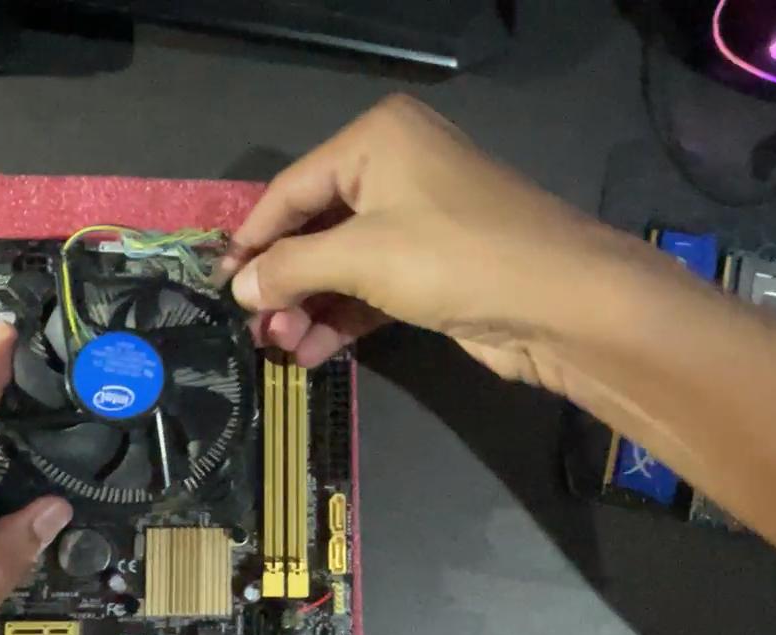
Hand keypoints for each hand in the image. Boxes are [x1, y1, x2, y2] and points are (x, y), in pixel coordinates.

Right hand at [220, 94, 697, 389]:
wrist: (556, 302)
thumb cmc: (452, 257)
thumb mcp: (362, 256)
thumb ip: (294, 269)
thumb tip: (241, 289)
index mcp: (376, 141)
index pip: (292, 189)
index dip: (253, 239)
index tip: (220, 283)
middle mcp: (394, 173)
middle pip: (317, 230)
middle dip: (284, 284)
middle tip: (256, 330)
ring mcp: (417, 225)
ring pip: (343, 267)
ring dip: (310, 309)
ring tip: (279, 349)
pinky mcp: (432, 273)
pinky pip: (372, 292)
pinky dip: (343, 320)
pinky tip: (312, 353)